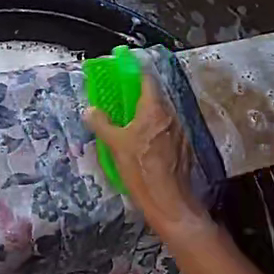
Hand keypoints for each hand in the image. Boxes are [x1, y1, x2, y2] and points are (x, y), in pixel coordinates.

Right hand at [83, 72, 210, 235]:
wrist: (169, 200)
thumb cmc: (141, 169)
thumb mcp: (115, 145)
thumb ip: (101, 124)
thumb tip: (90, 111)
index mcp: (154, 109)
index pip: (146, 80)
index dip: (134, 73)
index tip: (122, 72)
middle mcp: (170, 115)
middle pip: (154, 97)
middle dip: (137, 97)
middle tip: (120, 102)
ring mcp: (180, 131)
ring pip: (161, 115)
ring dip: (146, 115)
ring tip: (130, 125)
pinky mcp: (183, 147)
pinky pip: (167, 130)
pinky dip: (155, 131)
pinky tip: (144, 145)